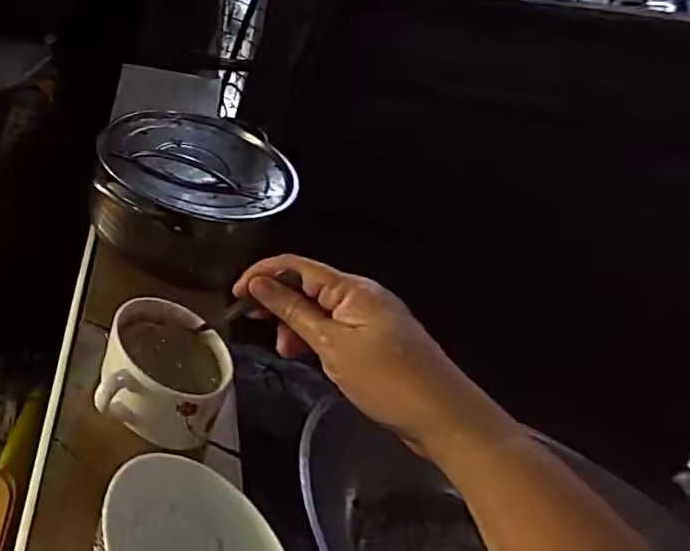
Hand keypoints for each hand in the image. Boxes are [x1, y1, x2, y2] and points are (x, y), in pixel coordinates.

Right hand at [233, 254, 520, 457]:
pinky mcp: (377, 338)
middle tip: (252, 318)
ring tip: (286, 347)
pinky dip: (315, 335)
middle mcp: (362, 295)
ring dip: (294, 322)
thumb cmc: (395, 384)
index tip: (238, 292)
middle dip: (276, 300)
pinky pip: (334, 325)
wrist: (451, 424)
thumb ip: (291, 310)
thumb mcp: (331, 345)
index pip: (294, 265)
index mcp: (352, 288)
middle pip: (305, 283)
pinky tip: (308, 354)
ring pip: (317, 306)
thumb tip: (260, 284)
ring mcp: (371, 316)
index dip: (261, 274)